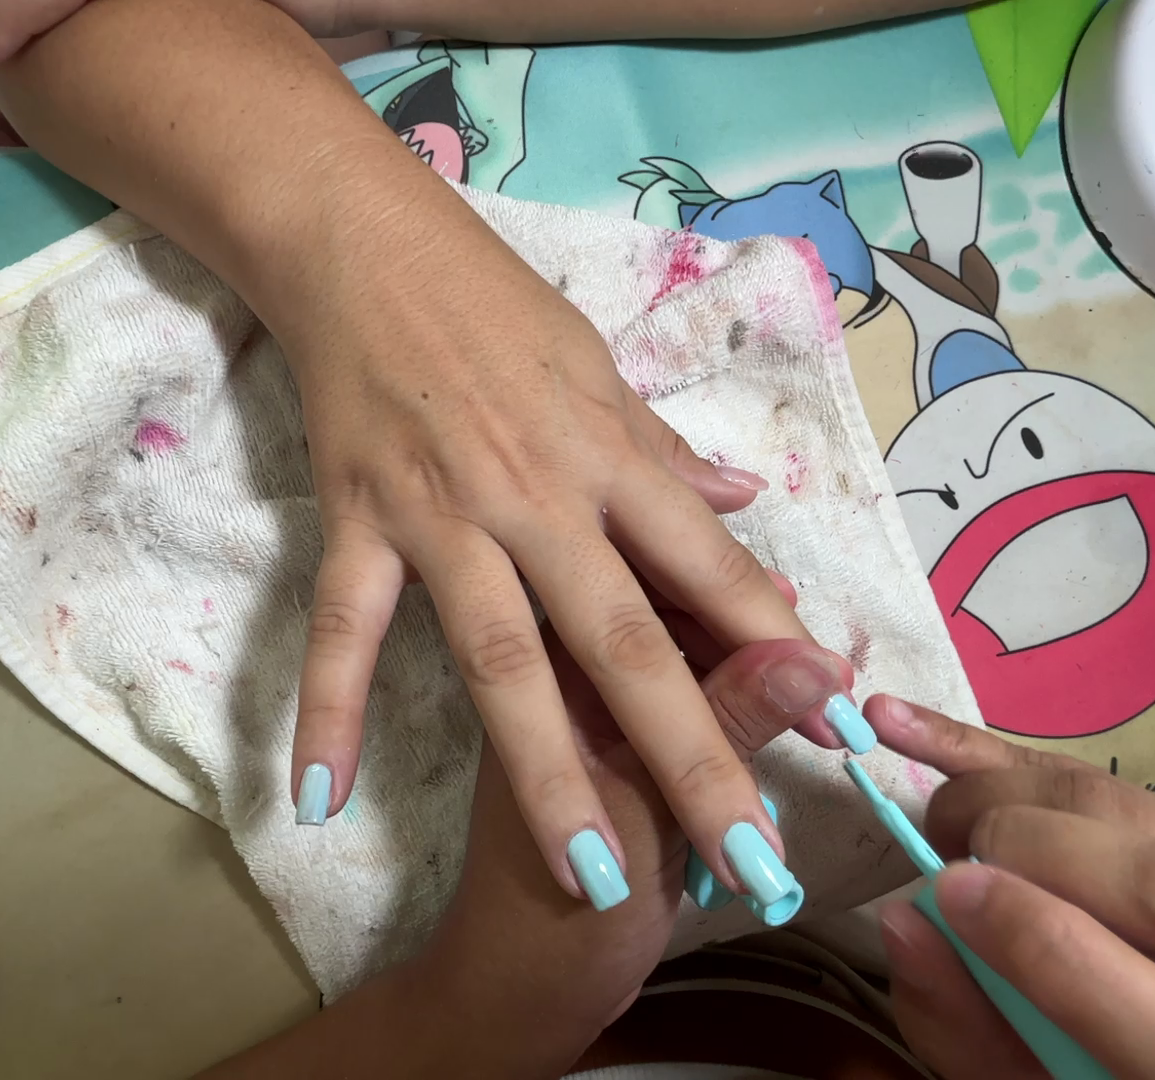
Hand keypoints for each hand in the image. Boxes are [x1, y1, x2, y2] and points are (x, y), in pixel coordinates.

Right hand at [283, 203, 833, 915]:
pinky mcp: (357, 524)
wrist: (367, 249)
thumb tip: (742, 494)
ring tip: (591, 879)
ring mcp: (442, 519)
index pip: (712, 568)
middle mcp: (538, 499)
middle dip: (696, 760)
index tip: (837, 736)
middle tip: (754, 868)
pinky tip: (317, 795)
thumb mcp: (596, 365)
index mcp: (608, 457)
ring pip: (501, 662)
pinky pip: (342, 630)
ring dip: (547, 774)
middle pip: (627, 644)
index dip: (781, 652)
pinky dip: (326, 709)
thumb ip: (662, 448)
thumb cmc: (491, 304)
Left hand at [411, 614, 854, 1070]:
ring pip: (680, 660)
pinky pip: (684, 704)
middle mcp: (569, 666)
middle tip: (826, 659)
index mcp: (551, 661)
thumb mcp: (653, 806)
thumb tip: (816, 657)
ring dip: (746, 671)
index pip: (636, 589)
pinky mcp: (622, 744)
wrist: (524, 994)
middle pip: (665, 618)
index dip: (718, 596)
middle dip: (744, 632)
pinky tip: (780, 712)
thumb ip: (726, 727)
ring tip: (819, 681)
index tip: (800, 614)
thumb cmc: (566, 904)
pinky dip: (733, 709)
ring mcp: (597, 706)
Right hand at [863, 696, 1154, 1079]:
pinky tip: (903, 722)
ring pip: (1127, 803)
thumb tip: (901, 919)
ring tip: (943, 824)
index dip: (1033, 933)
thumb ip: (965, 1027)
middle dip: (1028, 844)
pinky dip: (985, 749)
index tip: (941, 890)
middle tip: (943, 852)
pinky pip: (1089, 773)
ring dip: (1006, 791)